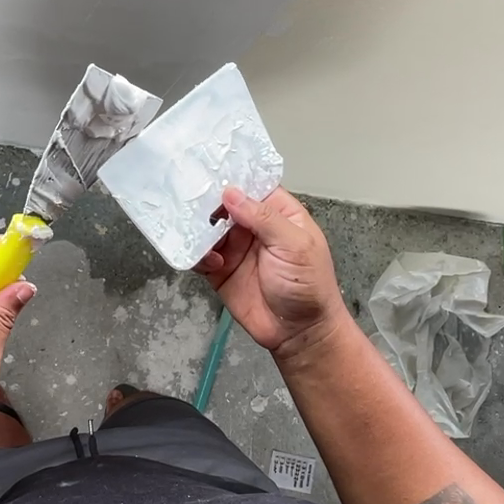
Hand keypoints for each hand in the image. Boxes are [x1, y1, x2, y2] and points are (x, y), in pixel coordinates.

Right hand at [195, 186, 351, 360]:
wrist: (299, 332)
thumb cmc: (309, 287)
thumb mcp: (294, 245)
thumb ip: (263, 217)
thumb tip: (232, 193)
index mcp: (278, 215)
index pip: (253, 187)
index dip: (234, 179)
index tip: (211, 171)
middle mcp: (254, 228)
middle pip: (224, 205)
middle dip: (208, 204)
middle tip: (194, 203)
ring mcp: (235, 248)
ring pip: (207, 229)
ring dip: (199, 231)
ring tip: (201, 237)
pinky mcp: (220, 270)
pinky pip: (199, 255)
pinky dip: (196, 255)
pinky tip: (210, 262)